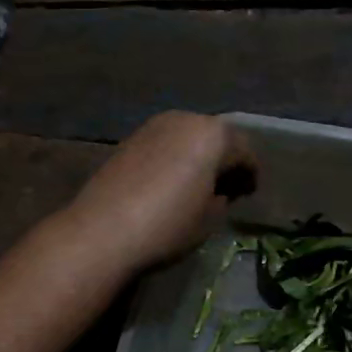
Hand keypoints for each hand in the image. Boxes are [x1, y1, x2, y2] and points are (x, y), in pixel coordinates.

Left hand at [63, 112, 257, 274]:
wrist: (102, 231)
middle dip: (221, 161)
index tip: (248, 194)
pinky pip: (160, 147)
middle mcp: (183, 120)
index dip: (249, 175)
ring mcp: (150, 128)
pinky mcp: (125, 142)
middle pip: (213, 138)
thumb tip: (217, 193)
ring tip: (194, 187)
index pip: (243, 152)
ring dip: (194, 158)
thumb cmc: (166, 226)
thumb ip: (221, 199)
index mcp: (213, 134)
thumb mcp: (208, 219)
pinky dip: (170, 161)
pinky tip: (167, 184)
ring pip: (184, 139)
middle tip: (224, 189)